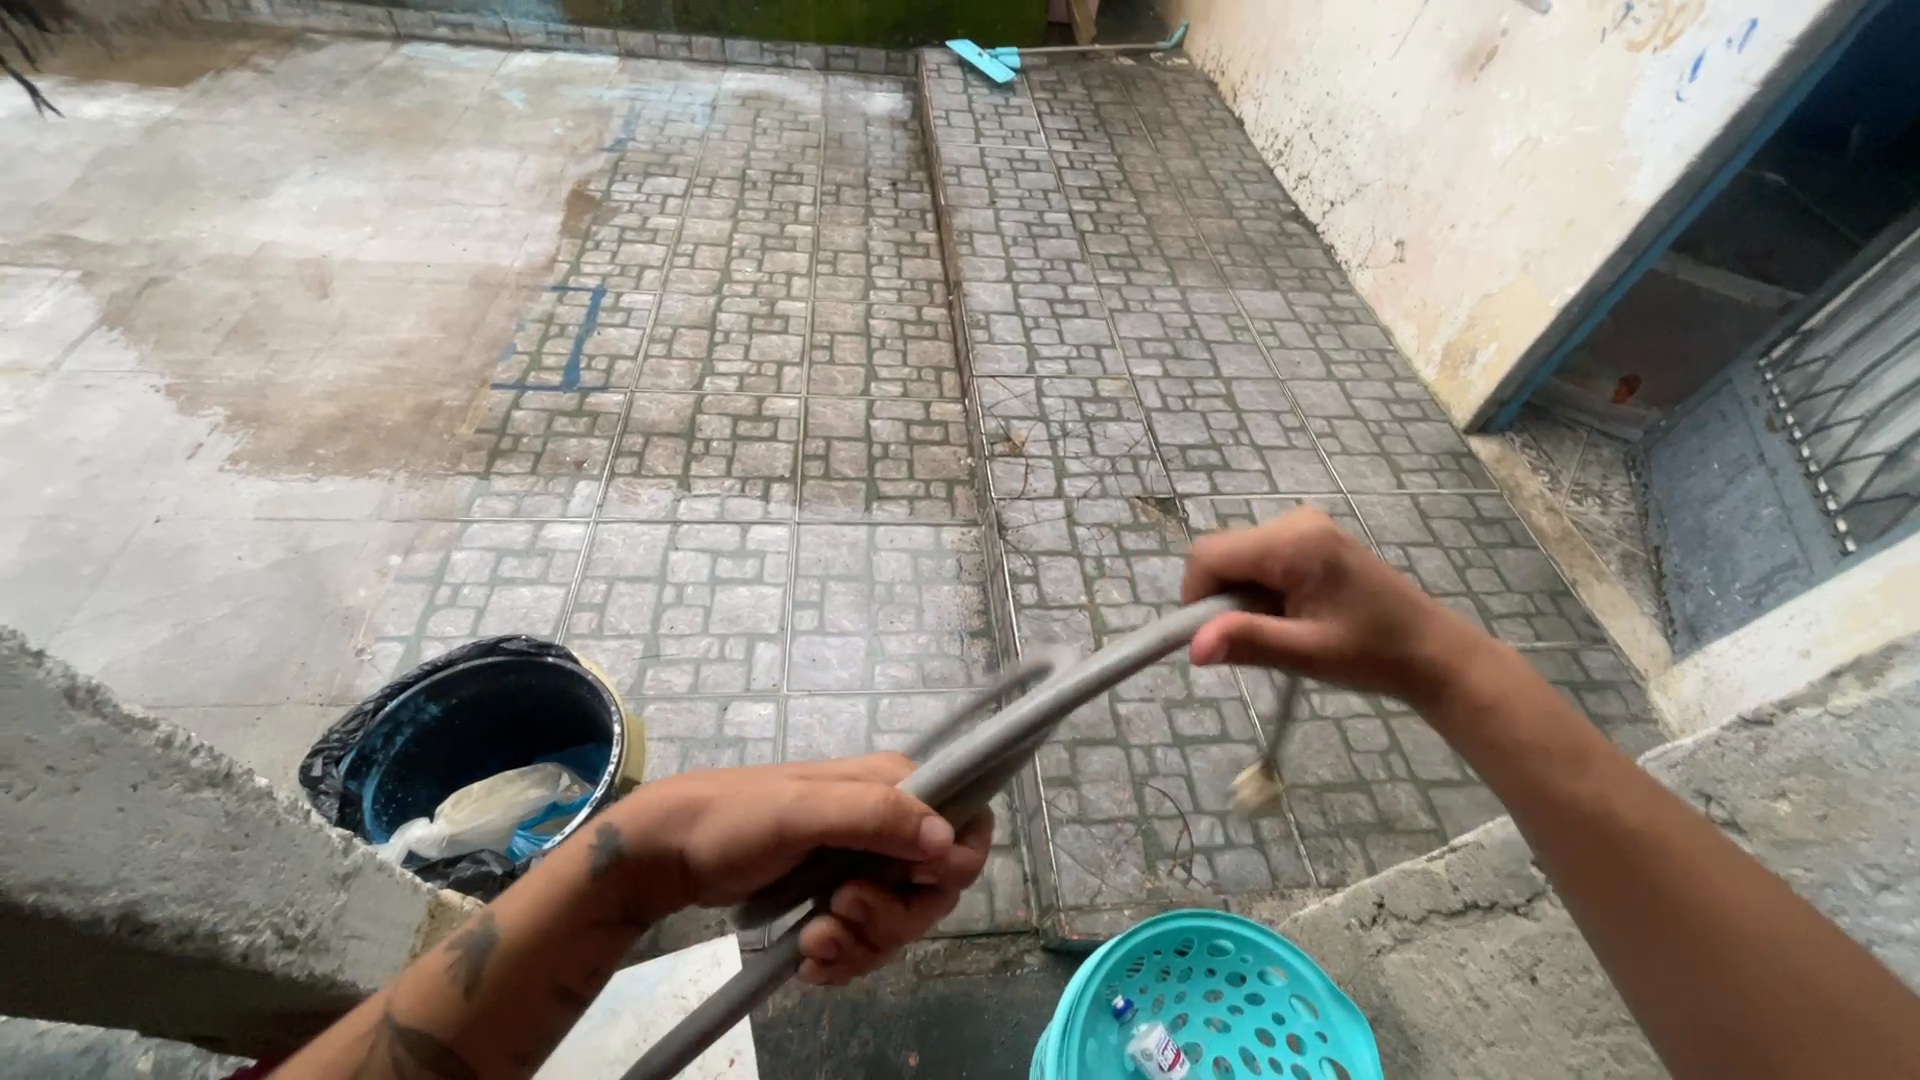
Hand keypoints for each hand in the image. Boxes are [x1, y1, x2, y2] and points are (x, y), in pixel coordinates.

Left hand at [602, 754, 991, 984]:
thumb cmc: (735, 819)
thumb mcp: (803, 811)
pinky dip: (845, 957)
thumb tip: (948, 840)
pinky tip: (808, 958)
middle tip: (842, 912)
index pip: (964, 821)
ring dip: (865, 943)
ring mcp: (866, 861)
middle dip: (895, 916)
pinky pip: (870, 939)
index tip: (917, 886)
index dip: (955, 862)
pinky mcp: (841, 895)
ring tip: (812, 942)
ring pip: (903, 920)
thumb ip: (876, 817)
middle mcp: (889, 822)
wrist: (672, 852)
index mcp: (892, 786)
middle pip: (936, 886)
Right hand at [1181, 508, 1496, 708]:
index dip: (1197, 596)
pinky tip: (1288, 613)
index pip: (1208, 555)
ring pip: (1234, 556)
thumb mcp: (1308, 653)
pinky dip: (1256, 588)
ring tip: (1278, 628)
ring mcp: (1303, 524)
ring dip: (1238, 595)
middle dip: (1220, 597)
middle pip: (1219, 553)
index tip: (1213, 636)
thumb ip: (1248, 641)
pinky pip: (1255, 557)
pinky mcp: (1309, 536)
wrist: (1433, 652)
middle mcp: (1294, 520)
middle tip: (1253, 637)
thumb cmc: (1374, 654)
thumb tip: (1193, 647)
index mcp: (1294, 543)